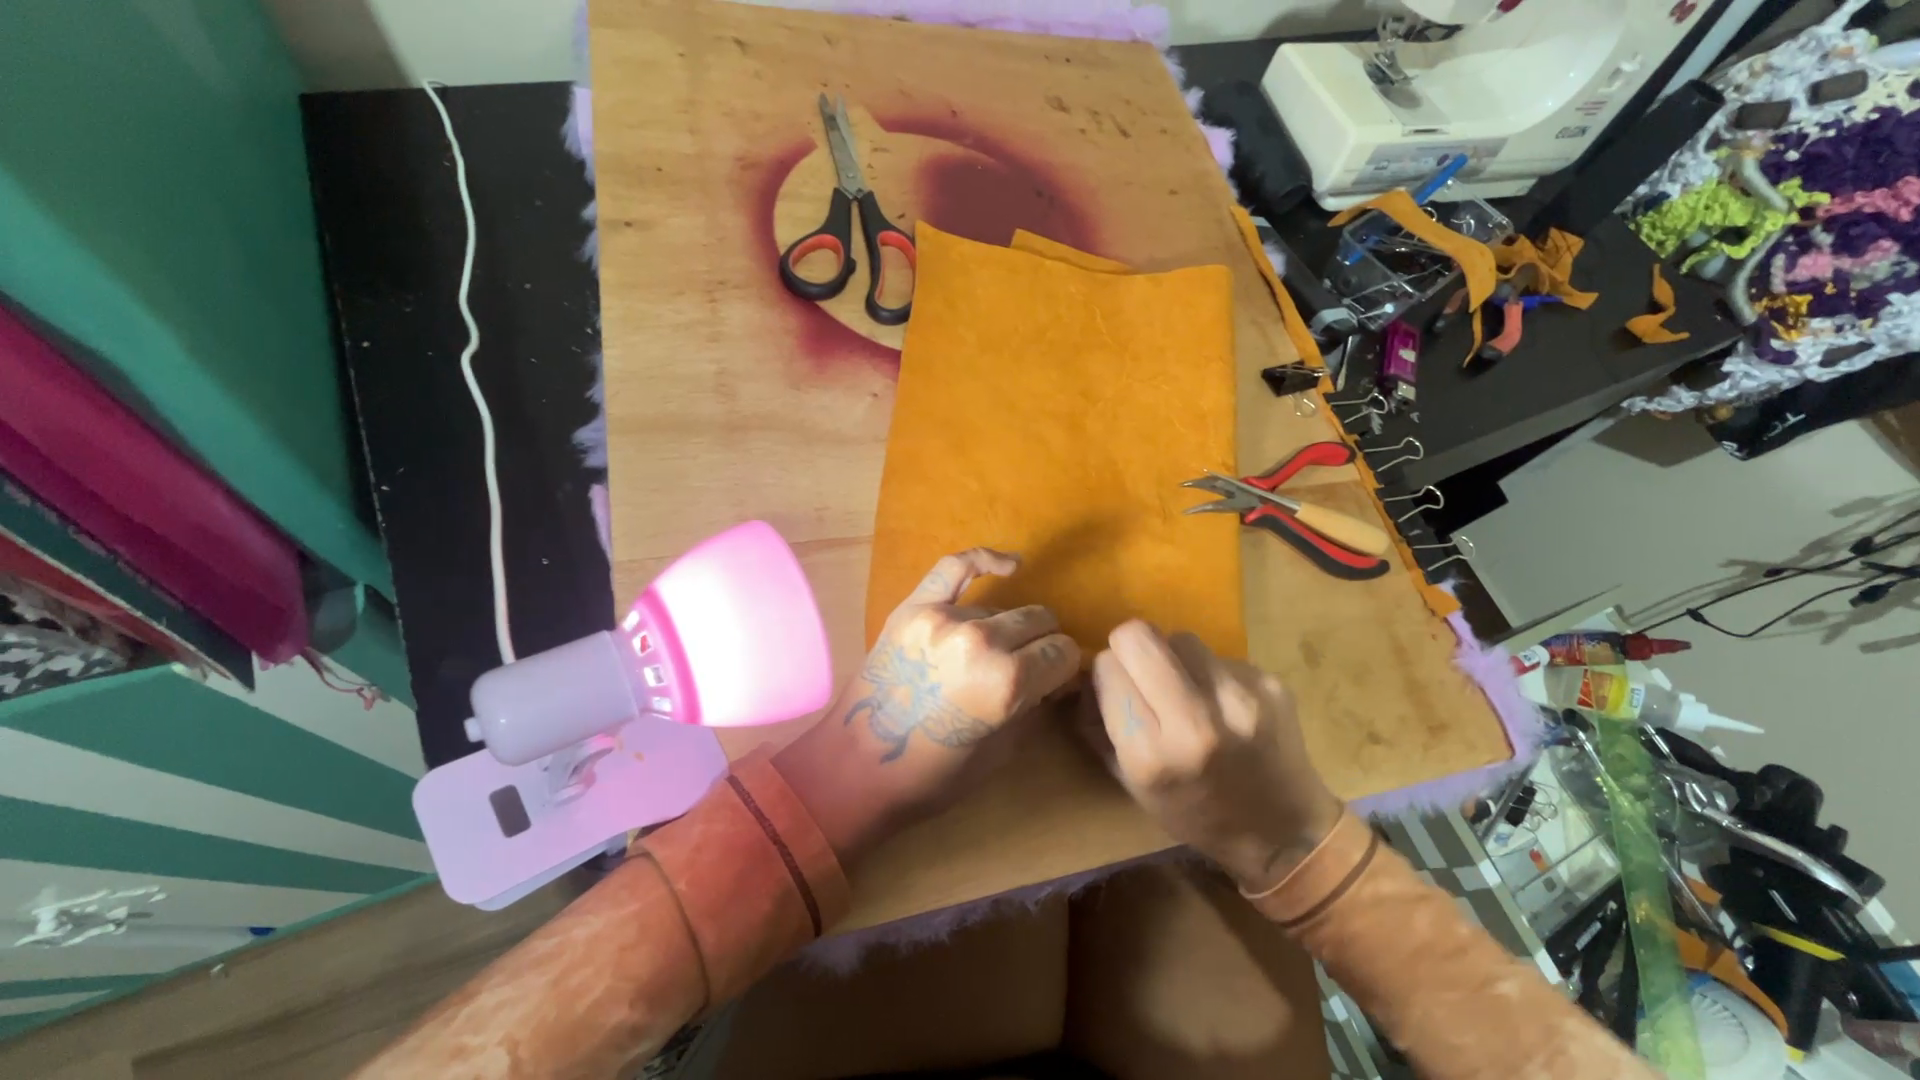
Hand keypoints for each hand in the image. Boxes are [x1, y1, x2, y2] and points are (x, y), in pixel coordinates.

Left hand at [776, 548, 1081, 864]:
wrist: (860, 765)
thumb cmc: (936, 774)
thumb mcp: (1001, 749)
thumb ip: (1035, 704)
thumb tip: (1060, 678)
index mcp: (1008, 682)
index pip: (1062, 654)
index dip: (1063, 669)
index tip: (1055, 680)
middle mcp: (981, 642)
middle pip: (1039, 622)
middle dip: (1043, 644)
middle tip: (1028, 667)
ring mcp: (943, 618)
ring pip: (1002, 606)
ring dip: (1008, 627)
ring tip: (991, 653)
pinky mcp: (914, 607)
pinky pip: (956, 566)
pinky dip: (985, 560)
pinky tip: (1010, 566)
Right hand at [1082, 620, 1343, 893]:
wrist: (1284, 832)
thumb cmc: (1195, 814)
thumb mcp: (1131, 783)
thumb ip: (1099, 724)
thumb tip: (1082, 670)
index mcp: (1151, 754)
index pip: (1107, 668)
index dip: (1107, 674)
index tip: (1117, 689)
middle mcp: (1196, 722)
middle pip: (1140, 636)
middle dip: (1132, 648)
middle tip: (1142, 672)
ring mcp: (1240, 699)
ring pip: (1182, 638)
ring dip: (1175, 657)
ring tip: (1188, 690)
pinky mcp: (1270, 685)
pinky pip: (1221, 656)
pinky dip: (1212, 673)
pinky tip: (1225, 705)